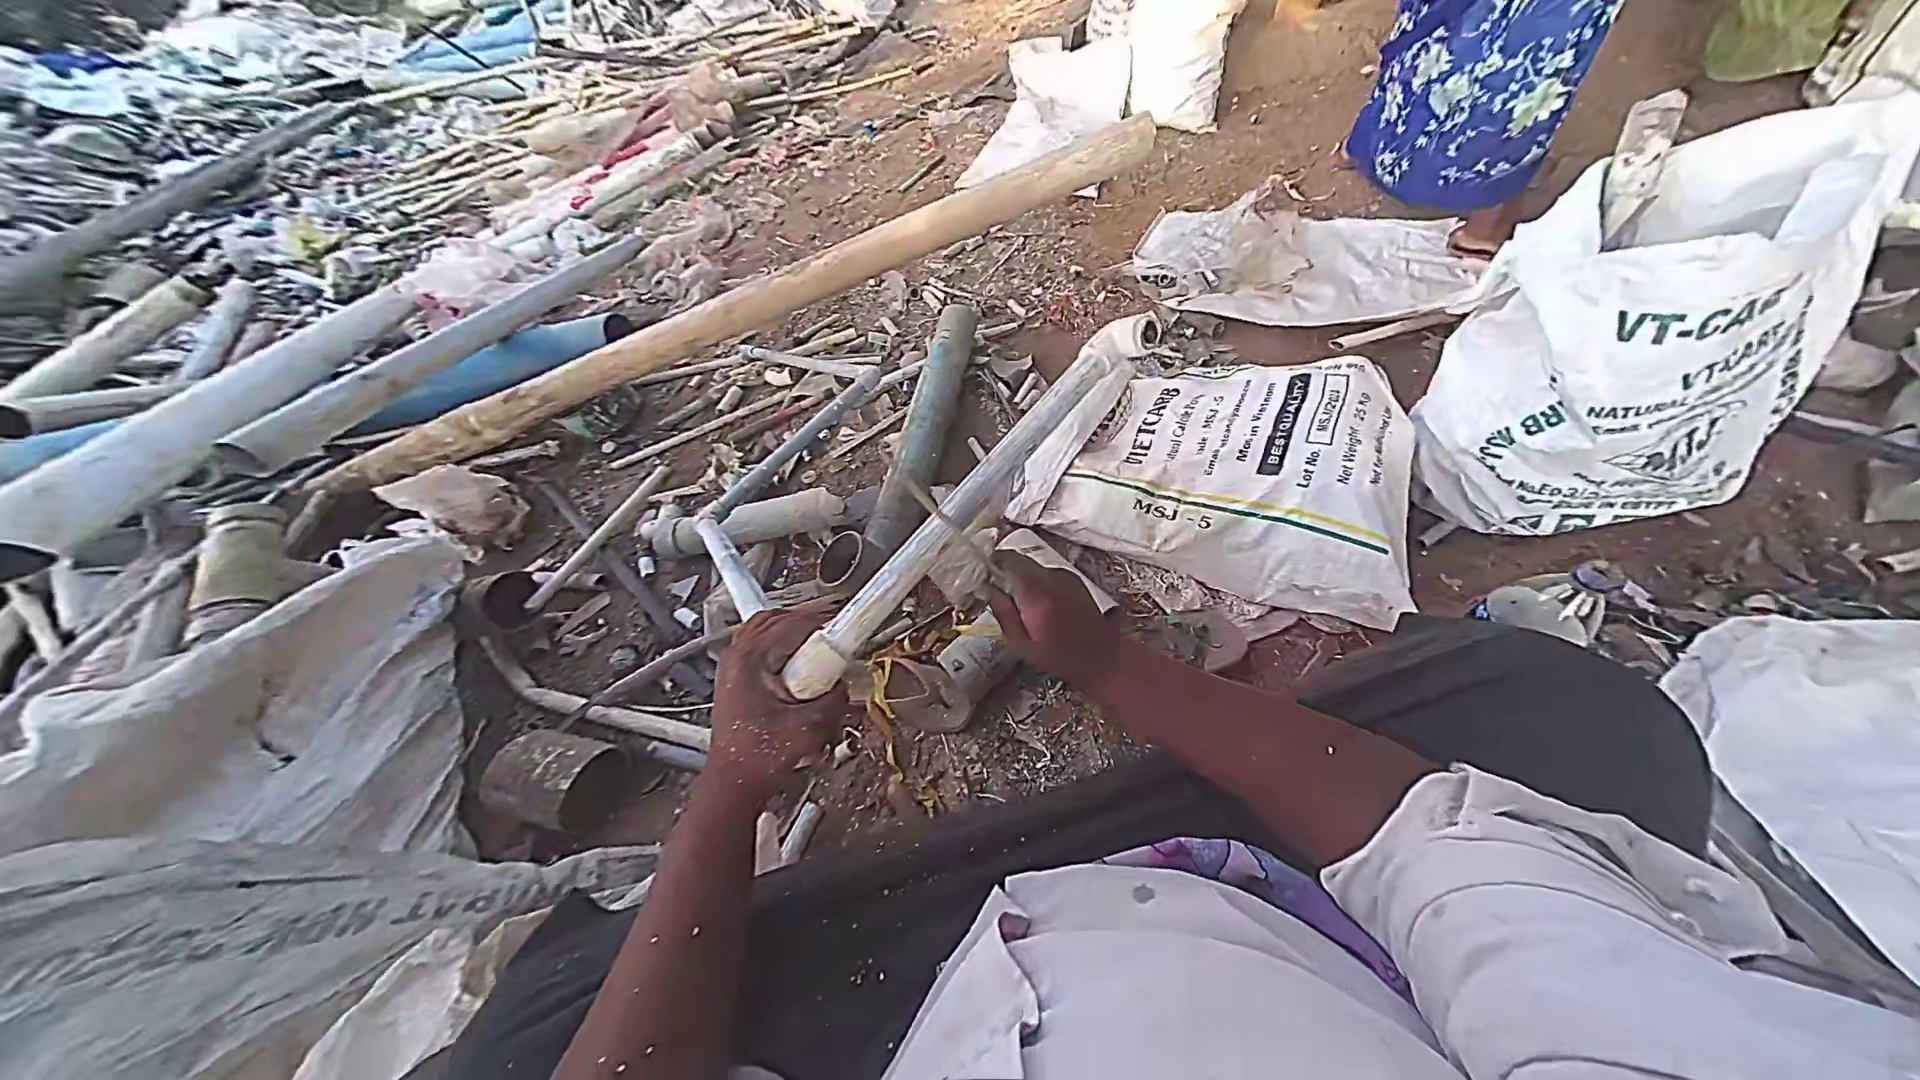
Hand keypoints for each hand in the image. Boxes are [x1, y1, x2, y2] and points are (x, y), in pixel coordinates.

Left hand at [706, 607, 846, 804]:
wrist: (733, 784)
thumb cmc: (757, 760)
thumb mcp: (809, 729)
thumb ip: (834, 699)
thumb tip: (845, 681)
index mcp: (749, 660)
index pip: (794, 622)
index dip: (825, 622)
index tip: (846, 629)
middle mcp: (737, 656)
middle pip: (779, 617)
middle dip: (811, 624)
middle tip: (836, 639)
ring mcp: (734, 665)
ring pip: (768, 626)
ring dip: (795, 631)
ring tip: (819, 649)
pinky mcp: (738, 676)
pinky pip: (762, 644)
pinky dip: (783, 643)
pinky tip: (800, 663)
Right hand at [985, 551, 1124, 692]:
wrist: (1104, 659)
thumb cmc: (1059, 657)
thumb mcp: (1021, 644)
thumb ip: (1003, 613)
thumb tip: (988, 588)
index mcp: (1036, 591)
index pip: (1009, 559)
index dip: (993, 562)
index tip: (983, 574)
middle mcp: (1053, 576)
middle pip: (1021, 560)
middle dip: (1006, 571)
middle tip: (997, 590)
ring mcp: (1067, 576)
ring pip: (1035, 567)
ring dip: (1023, 578)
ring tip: (1020, 603)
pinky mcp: (1076, 580)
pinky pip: (1049, 574)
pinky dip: (1039, 583)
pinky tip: (1040, 605)